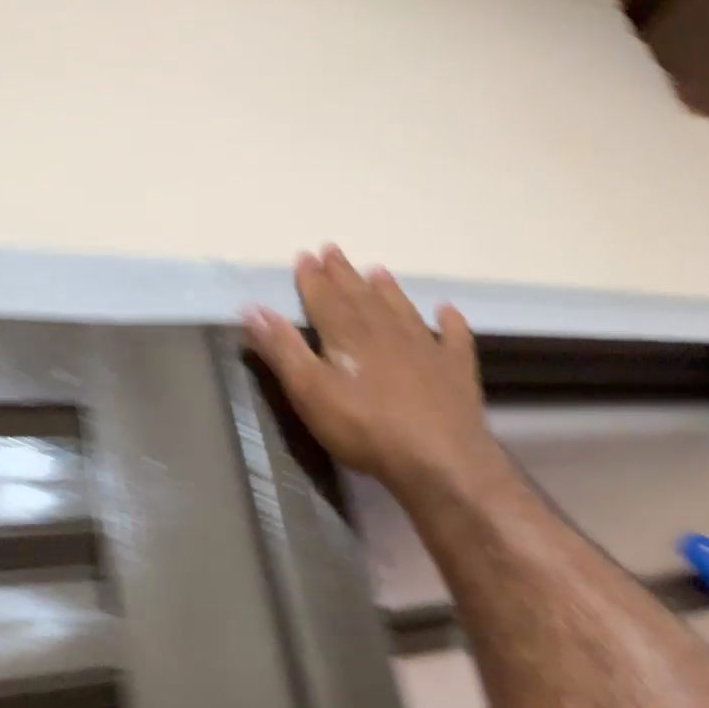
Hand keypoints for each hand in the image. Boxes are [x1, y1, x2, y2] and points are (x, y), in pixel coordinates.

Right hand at [243, 245, 504, 495]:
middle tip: (333, 250)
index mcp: (348, 336)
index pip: (325, 299)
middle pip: (361, 297)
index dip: (312, 279)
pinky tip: (446, 311)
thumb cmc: (364, 429)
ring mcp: (426, 347)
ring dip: (388, 289)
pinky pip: (452, 337)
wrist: (437, 456)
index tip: (305, 255)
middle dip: (344, 274)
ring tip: (378, 270)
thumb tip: (253, 307)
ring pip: (402, 309)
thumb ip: (283, 350)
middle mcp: (387, 331)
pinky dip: (448, 322)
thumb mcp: (310, 393)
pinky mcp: (455, 370)